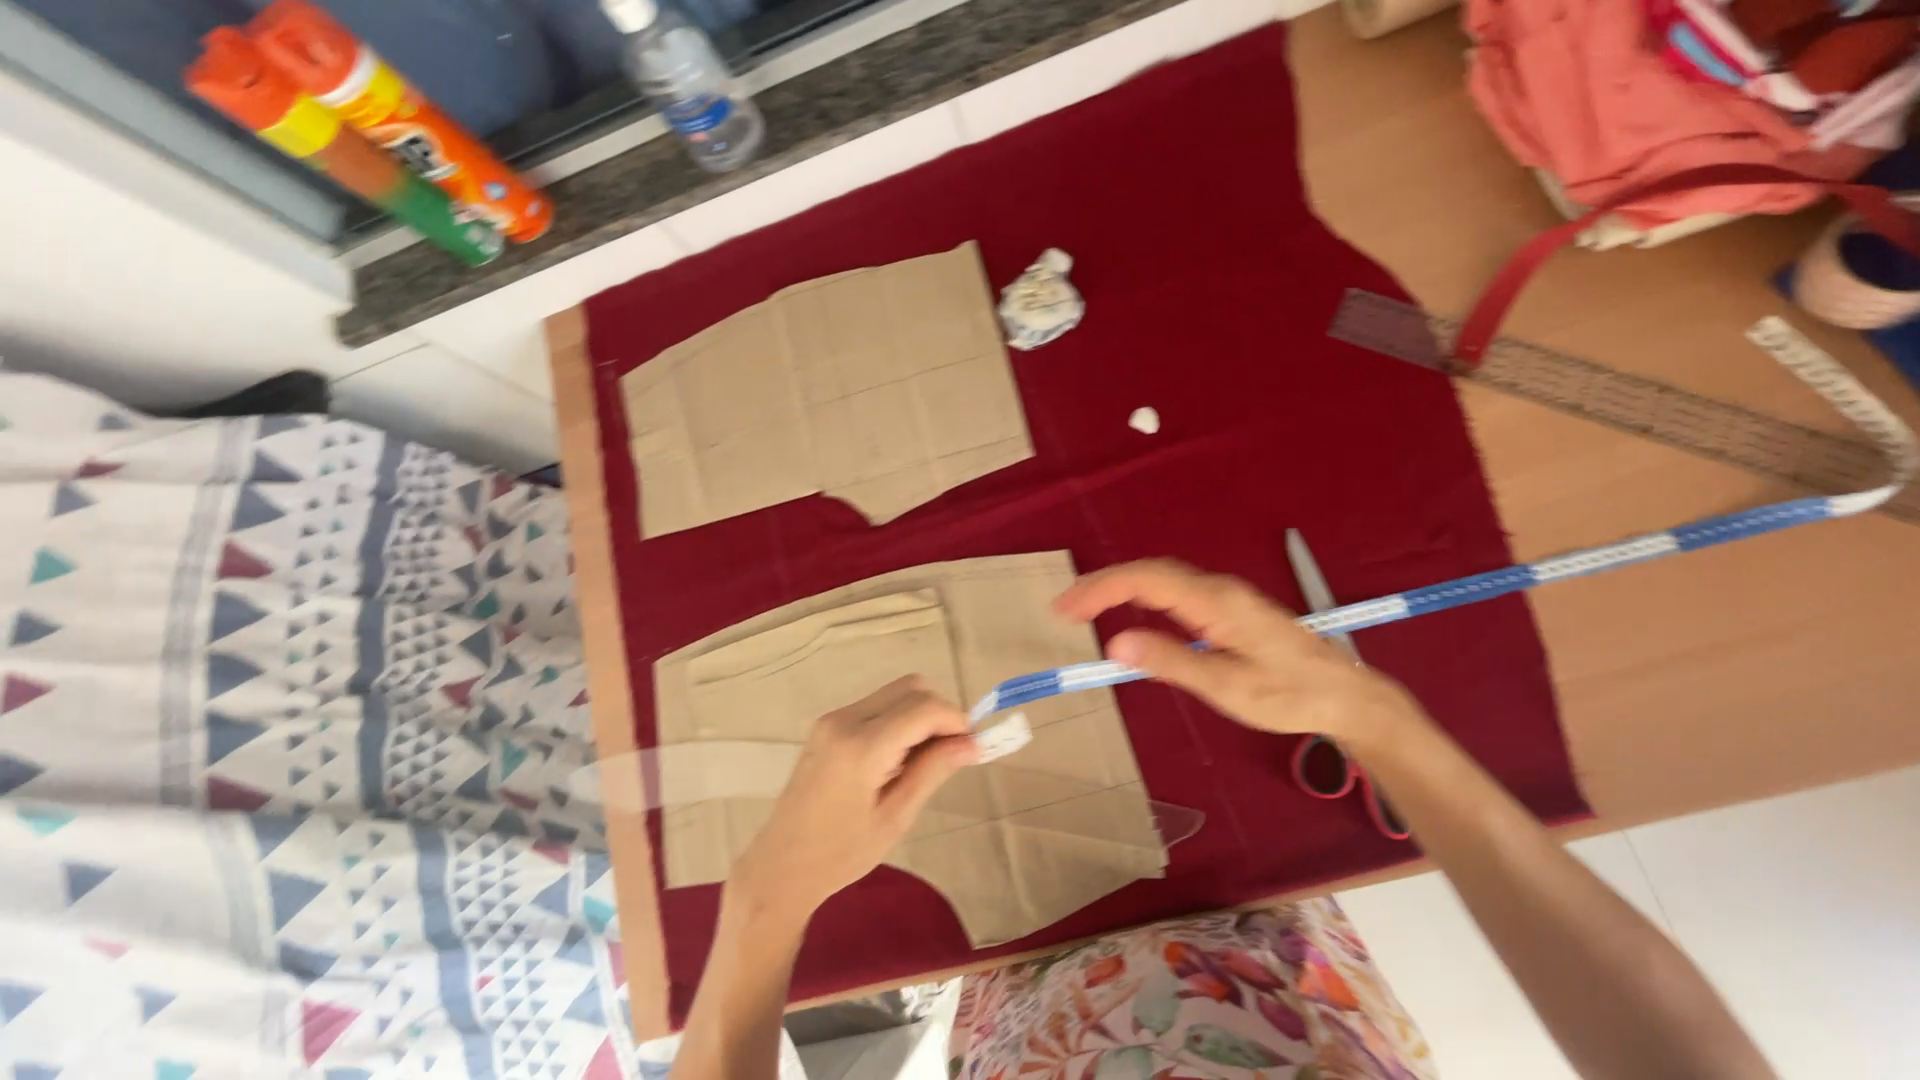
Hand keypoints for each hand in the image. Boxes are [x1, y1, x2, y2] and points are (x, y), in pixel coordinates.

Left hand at [729, 676, 978, 921]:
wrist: (781, 865)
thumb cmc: (841, 853)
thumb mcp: (895, 817)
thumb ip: (933, 771)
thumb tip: (973, 743)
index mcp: (862, 746)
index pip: (924, 708)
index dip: (956, 721)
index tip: (970, 749)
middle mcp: (844, 720)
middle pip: (911, 688)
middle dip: (939, 714)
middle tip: (948, 754)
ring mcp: (832, 719)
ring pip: (894, 693)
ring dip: (919, 716)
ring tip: (922, 762)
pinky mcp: (827, 726)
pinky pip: (876, 706)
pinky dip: (898, 720)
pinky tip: (897, 760)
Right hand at [1053, 559, 1422, 745]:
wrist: (1346, 695)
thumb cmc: (1289, 695)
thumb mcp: (1228, 686)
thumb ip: (1172, 662)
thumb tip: (1116, 642)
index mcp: (1216, 603)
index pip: (1147, 581)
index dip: (1101, 588)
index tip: (1065, 606)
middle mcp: (1218, 590)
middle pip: (1151, 573)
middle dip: (1103, 585)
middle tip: (1065, 609)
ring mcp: (1226, 597)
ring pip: (1163, 580)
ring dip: (1121, 589)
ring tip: (1086, 608)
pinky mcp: (1230, 609)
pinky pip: (1176, 592)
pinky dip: (1143, 596)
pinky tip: (1131, 612)